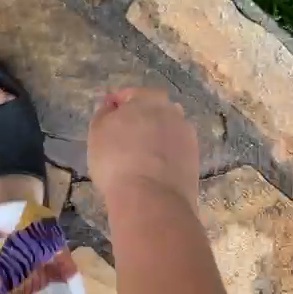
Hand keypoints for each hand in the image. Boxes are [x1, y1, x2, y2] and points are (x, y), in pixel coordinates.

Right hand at [86, 87, 198, 204]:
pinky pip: (174, 151)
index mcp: (149, 98)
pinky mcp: (194, 161)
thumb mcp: (97, 131)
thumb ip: (104, 114)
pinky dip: (164, 156)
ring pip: (166, 131)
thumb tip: (111, 109)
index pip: (129, 94)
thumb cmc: (117, 158)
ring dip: (154, 137)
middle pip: (152, 110)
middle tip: (122, 136)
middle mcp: (172, 111)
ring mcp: (187, 136)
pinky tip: (151, 169)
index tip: (106, 117)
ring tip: (138, 155)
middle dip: (139, 118)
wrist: (152, 199)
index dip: (115, 104)